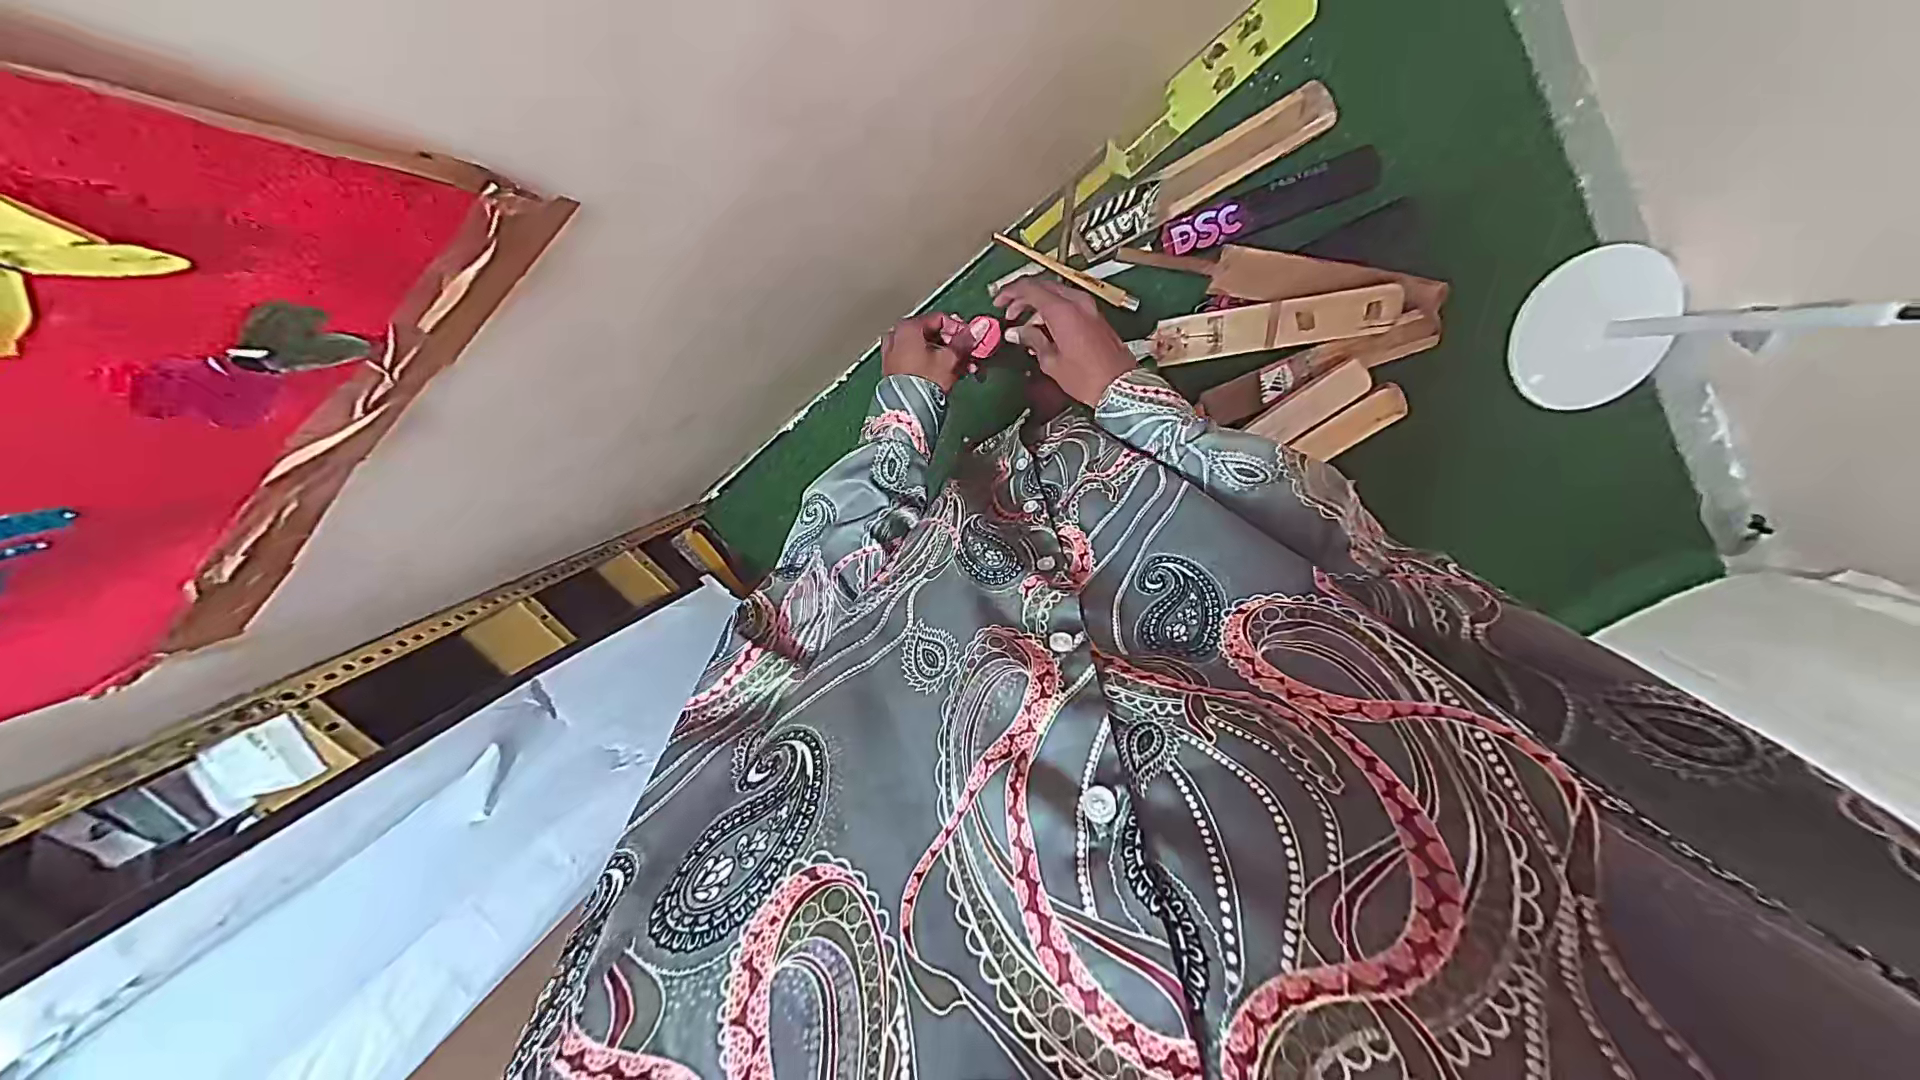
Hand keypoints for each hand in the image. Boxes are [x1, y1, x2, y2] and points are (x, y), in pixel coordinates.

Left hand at [880, 313, 973, 391]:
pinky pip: (918, 360)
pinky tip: (945, 374)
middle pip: (932, 334)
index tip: (969, 339)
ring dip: (946, 356)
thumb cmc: (923, 382)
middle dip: (954, 345)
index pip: (940, 318)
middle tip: (967, 355)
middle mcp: (896, 336)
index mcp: (908, 327)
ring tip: (961, 367)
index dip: (959, 329)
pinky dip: (932, 363)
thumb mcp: (950, 358)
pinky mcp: (894, 370)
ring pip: (926, 348)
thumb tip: (979, 327)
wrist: (906, 410)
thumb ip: (965, 340)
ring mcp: (893, 353)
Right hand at [993, 279, 1136, 404]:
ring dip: (1038, 303)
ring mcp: (1089, 307)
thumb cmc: (1088, 377)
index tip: (999, 301)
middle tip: (1009, 312)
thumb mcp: (1051, 362)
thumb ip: (1032, 340)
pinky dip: (1052, 309)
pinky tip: (1044, 327)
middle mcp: (1077, 302)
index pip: (1029, 287)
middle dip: (1022, 296)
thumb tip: (1017, 332)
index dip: (1010, 292)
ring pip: (1056, 293)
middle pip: (1043, 286)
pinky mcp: (1095, 316)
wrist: (1119, 385)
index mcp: (1062, 310)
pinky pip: (1069, 303)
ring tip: (1024, 325)